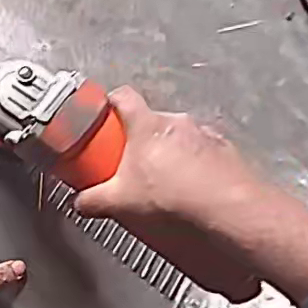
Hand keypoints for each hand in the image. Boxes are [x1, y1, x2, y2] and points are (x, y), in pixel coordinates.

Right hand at [73, 86, 307, 303]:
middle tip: (123, 167)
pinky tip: (182, 193)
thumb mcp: (118, 202)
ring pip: (174, 139)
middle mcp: (177, 123)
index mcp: (147, 126)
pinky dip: (187, 169)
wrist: (227, 210)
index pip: (122, 97)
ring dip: (162, 156)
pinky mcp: (223, 153)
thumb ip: (92, 200)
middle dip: (133, 142)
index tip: (101, 117)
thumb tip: (81, 203)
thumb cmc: (174, 196)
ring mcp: (203, 136)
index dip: (108, 104)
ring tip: (155, 186)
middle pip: (147, 122)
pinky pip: (197, 154)